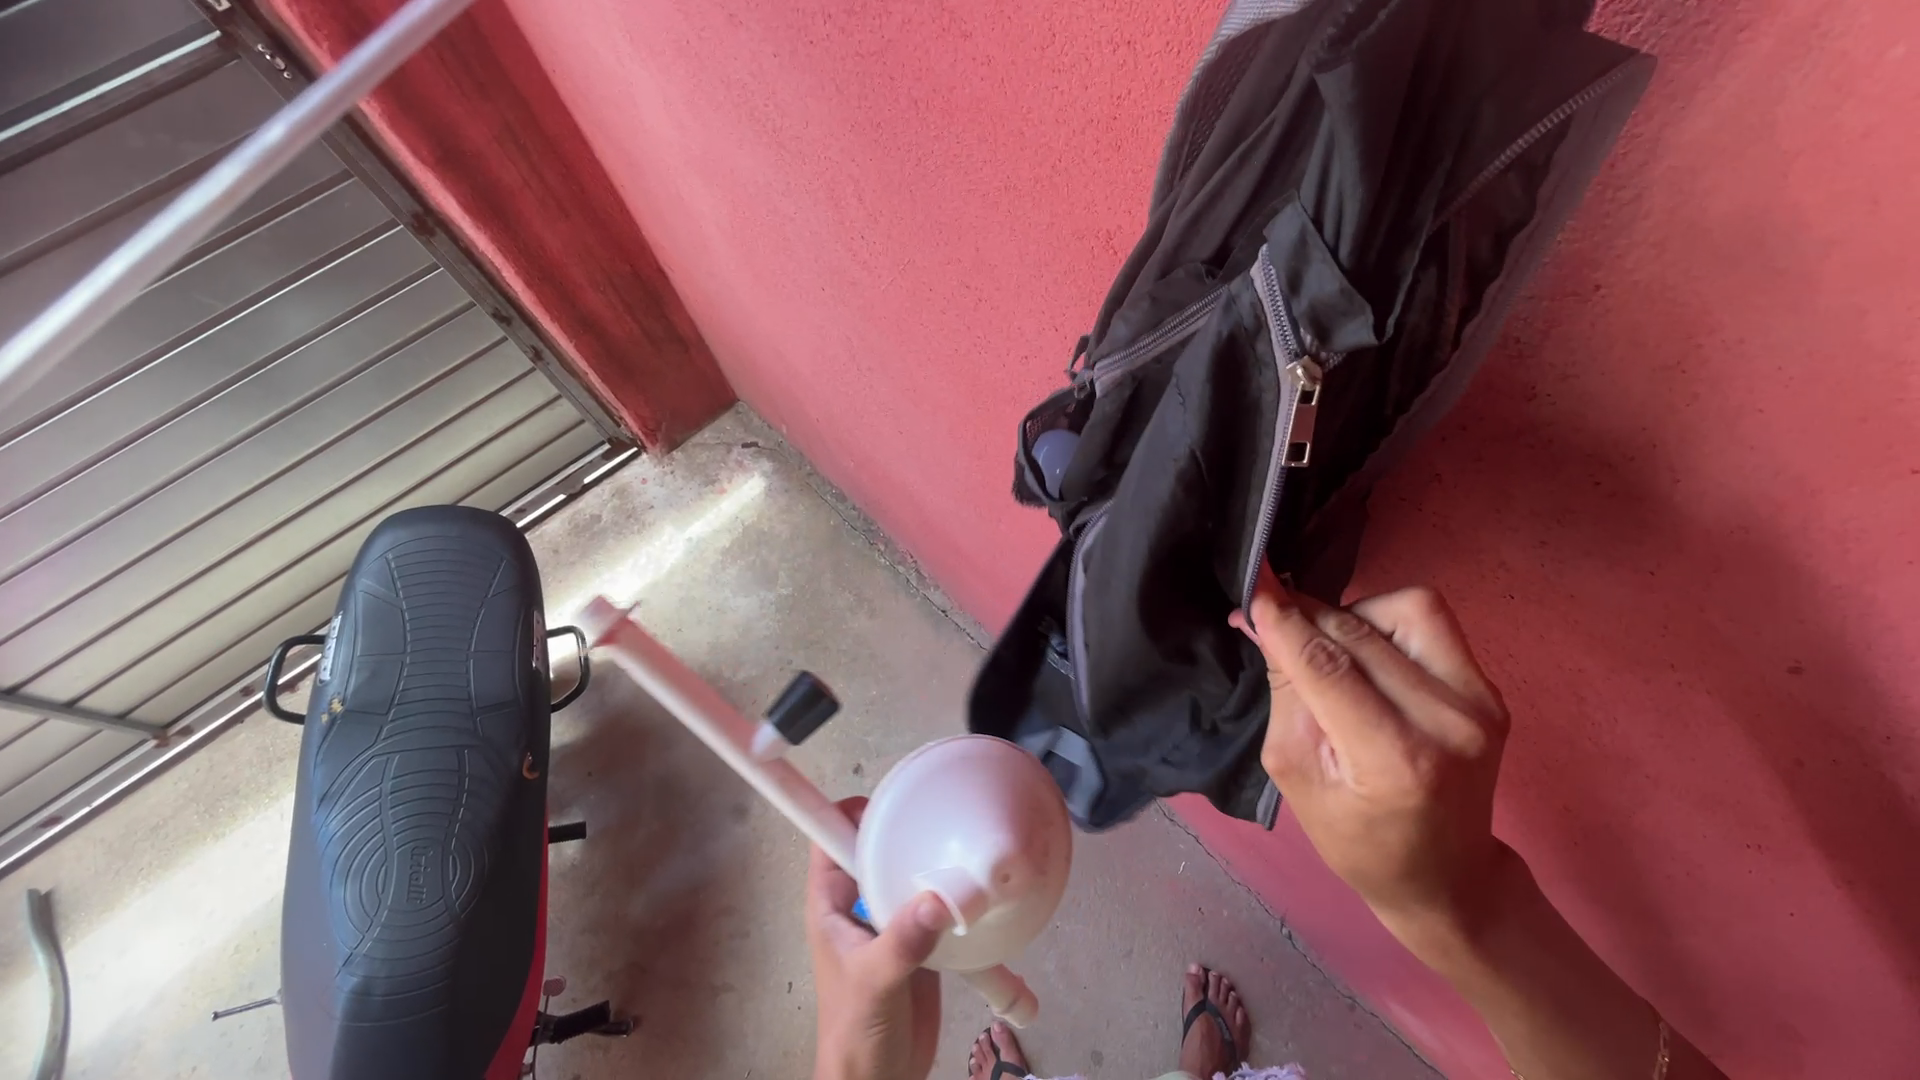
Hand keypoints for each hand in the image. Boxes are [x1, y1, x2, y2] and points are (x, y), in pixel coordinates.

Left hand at [807, 796, 952, 1079]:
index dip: (848, 811)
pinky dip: (952, 896)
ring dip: (930, 862)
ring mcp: (889, 920)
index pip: (828, 837)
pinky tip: (975, 894)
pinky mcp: (918, 940)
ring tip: (963, 849)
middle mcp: (858, 903)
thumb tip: (936, 900)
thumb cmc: (854, 1033)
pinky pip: (933, 903)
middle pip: (875, 848)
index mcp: (831, 903)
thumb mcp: (873, 982)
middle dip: (901, 830)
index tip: (885, 799)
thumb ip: (902, 942)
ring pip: (905, 872)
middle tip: (937, 820)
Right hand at [1231, 564, 1511, 941]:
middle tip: (1271, 616)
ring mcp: (1479, 700)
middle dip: (1306, 615)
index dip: (1284, 621)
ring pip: (1404, 608)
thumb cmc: (1355, 839)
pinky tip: (1365, 651)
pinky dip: (1384, 622)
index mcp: (1393, 757)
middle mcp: (1447, 720)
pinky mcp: (1488, 688)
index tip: (1253, 585)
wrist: (1445, 874)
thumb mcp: (1295, 772)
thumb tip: (1263, 622)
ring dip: (1352, 614)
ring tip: (1328, 645)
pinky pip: (1429, 620)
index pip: (1327, 665)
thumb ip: (1285, 691)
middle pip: (1359, 632)